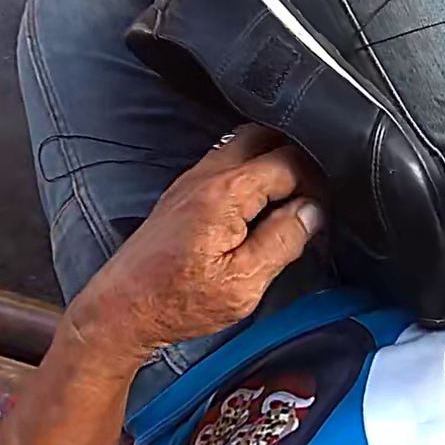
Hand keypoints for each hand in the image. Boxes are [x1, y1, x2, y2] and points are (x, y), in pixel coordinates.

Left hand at [64, 125, 324, 367]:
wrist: (120, 309)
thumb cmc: (176, 301)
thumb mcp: (243, 283)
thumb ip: (283, 241)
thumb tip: (312, 213)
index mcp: (226, 193)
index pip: (288, 162)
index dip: (315, 181)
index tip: (323, 207)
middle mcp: (207, 175)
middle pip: (264, 136)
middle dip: (295, 157)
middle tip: (311, 191)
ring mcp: (193, 179)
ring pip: (244, 144)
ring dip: (272, 162)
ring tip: (288, 198)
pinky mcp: (184, 191)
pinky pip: (227, 161)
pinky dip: (251, 171)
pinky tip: (258, 204)